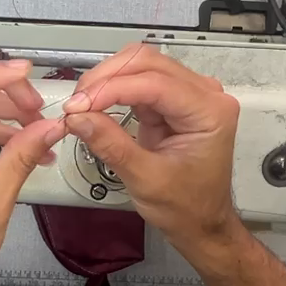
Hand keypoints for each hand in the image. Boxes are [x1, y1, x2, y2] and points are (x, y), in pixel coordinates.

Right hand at [62, 44, 243, 256]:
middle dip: (106, 78)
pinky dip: (112, 90)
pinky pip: (137, 83)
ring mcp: (187, 95)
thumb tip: (76, 118)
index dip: (111, 89)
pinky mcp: (170, 102)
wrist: (201, 223)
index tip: (77, 107)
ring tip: (81, 106)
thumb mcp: (145, 180)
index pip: (155, 83)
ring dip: (106, 80)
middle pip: (147, 63)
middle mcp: (204, 94)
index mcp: (209, 111)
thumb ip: (111, 145)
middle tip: (75, 105)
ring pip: (140, 66)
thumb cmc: (186, 207)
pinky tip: (93, 105)